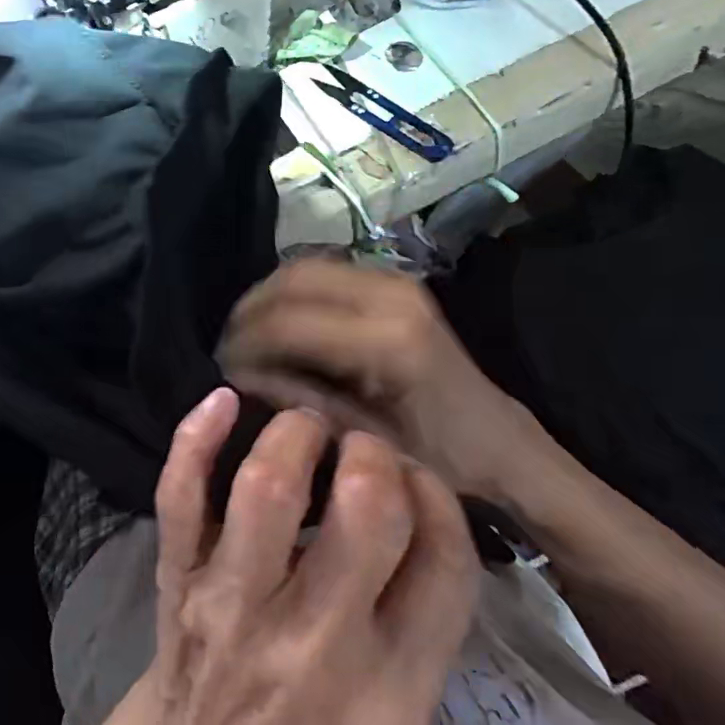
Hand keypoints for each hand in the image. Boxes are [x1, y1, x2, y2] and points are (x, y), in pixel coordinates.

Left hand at [108, 388, 476, 724]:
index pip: (444, 563)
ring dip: (296, 434)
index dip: (439, 498)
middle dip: (373, 454)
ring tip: (307, 425)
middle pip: (366, 507)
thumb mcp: (396, 713)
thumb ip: (419, 621)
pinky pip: (180, 494)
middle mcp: (315, 637)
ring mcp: (233, 601)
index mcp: (390, 681)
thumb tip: (421, 499)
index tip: (416, 479)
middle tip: (361, 447)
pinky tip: (225, 399)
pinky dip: (196, 437)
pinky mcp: (175, 574)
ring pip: (269, 487)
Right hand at [217, 259, 545, 501]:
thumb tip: (235, 374)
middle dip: (249, 311)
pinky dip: (289, 290)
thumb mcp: (361, 442)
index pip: (290, 323)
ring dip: (265, 296)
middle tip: (226, 346)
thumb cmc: (440, 459)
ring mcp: (394, 281)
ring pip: (303, 267)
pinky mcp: (393, 280)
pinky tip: (276, 320)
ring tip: (244, 333)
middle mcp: (391, 296)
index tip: (220, 365)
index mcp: (389, 342)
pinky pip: (322, 269)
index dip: (246, 342)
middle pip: (292, 281)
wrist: (504, 445)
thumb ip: (296, 399)